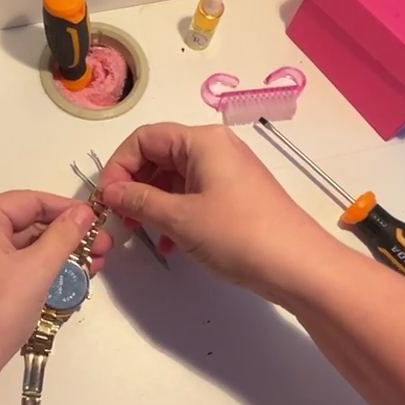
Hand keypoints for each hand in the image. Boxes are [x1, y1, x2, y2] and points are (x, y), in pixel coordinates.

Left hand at [0, 190, 112, 391]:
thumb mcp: (37, 270)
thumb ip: (64, 235)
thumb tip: (84, 212)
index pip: (28, 201)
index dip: (66, 209)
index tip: (98, 220)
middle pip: (22, 223)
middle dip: (64, 236)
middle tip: (101, 248)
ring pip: (17, 247)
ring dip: (53, 255)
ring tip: (90, 267)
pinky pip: (6, 265)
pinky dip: (33, 269)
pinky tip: (63, 278)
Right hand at [99, 122, 339, 298]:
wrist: (297, 265)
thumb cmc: (237, 234)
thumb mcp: (179, 218)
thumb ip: (139, 201)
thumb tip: (110, 191)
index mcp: (201, 141)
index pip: (144, 138)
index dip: (119, 166)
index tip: (107, 199)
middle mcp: (214, 149)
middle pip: (158, 156)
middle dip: (134, 185)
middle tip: (121, 218)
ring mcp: (226, 173)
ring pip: (173, 179)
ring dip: (151, 203)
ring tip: (142, 233)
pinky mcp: (233, 196)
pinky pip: (192, 195)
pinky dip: (173, 213)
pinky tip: (168, 243)